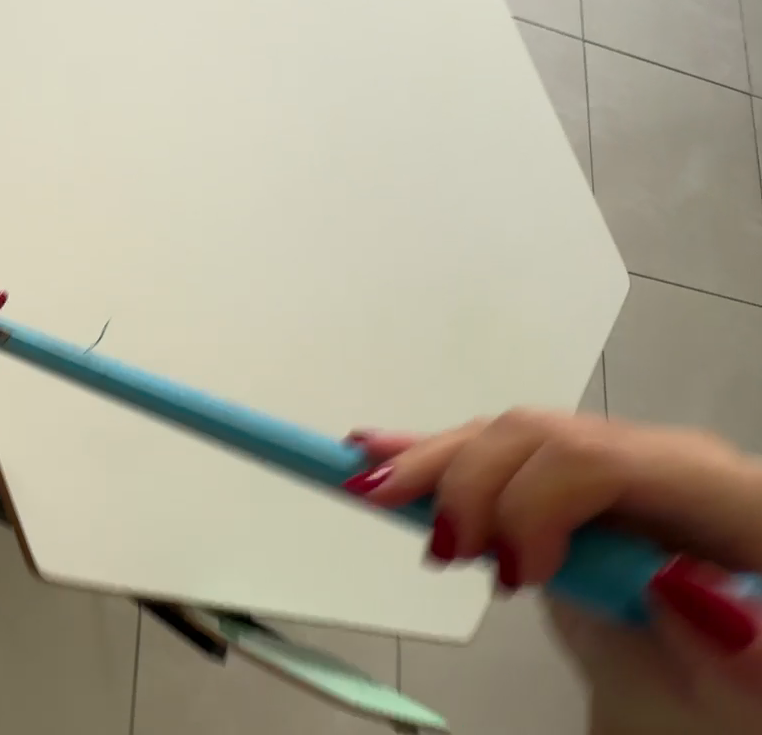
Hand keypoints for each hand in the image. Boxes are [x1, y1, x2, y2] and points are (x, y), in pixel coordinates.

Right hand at [345, 411, 761, 728]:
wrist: (755, 649)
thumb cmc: (759, 655)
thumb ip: (742, 640)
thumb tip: (677, 590)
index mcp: (721, 493)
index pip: (588, 459)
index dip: (525, 505)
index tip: (510, 576)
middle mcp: (658, 459)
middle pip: (529, 436)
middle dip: (459, 482)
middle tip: (432, 545)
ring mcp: (613, 460)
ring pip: (497, 436)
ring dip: (425, 463)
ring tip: (368, 489)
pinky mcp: (570, 477)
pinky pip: (491, 450)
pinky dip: (430, 453)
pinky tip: (371, 448)